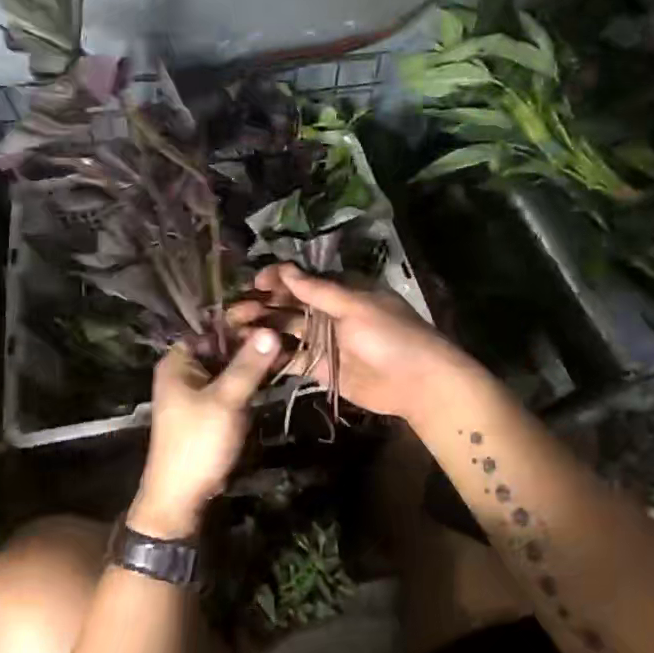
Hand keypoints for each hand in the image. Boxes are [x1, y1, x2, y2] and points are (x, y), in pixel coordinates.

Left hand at [128, 330, 280, 538]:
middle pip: (223, 343)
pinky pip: (234, 382)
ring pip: (231, 363)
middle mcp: (187, 369)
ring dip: (256, 356)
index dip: (239, 317)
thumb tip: (271, 330)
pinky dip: (253, 376)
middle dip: (253, 336)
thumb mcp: (226, 401)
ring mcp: (200, 389)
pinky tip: (278, 368)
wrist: (180, 497)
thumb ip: (248, 365)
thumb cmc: (197, 443)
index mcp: (179, 360)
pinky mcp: (213, 407)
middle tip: (287, 328)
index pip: (211, 326)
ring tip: (290, 344)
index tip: (270, 310)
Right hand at [226, 264, 475, 420]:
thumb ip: (318, 290)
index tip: (254, 282)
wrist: (419, 383)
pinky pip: (294, 358)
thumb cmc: (391, 336)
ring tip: (235, 330)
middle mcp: (329, 313)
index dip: (278, 279)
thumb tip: (284, 269)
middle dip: (263, 305)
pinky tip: (251, 353)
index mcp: (341, 291)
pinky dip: (274, 355)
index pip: (302, 280)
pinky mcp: (322, 369)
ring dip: (264, 328)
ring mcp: (325, 342)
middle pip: (290, 305)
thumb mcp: (355, 307)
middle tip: (234, 311)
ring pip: (288, 331)